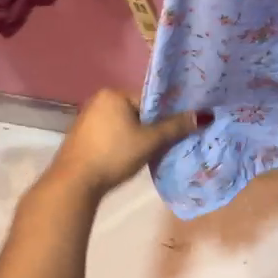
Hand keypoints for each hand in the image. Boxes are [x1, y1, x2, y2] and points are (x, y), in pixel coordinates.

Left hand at [47, 91, 206, 197]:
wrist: (73, 183)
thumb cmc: (114, 155)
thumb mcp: (150, 141)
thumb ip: (176, 126)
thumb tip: (204, 115)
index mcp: (114, 94)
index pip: (150, 99)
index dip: (166, 115)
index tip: (178, 130)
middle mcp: (99, 100)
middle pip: (138, 110)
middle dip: (152, 126)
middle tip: (167, 142)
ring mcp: (88, 118)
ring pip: (125, 123)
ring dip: (138, 135)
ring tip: (150, 151)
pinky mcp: (82, 136)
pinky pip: (112, 132)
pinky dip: (123, 141)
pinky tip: (128, 156)